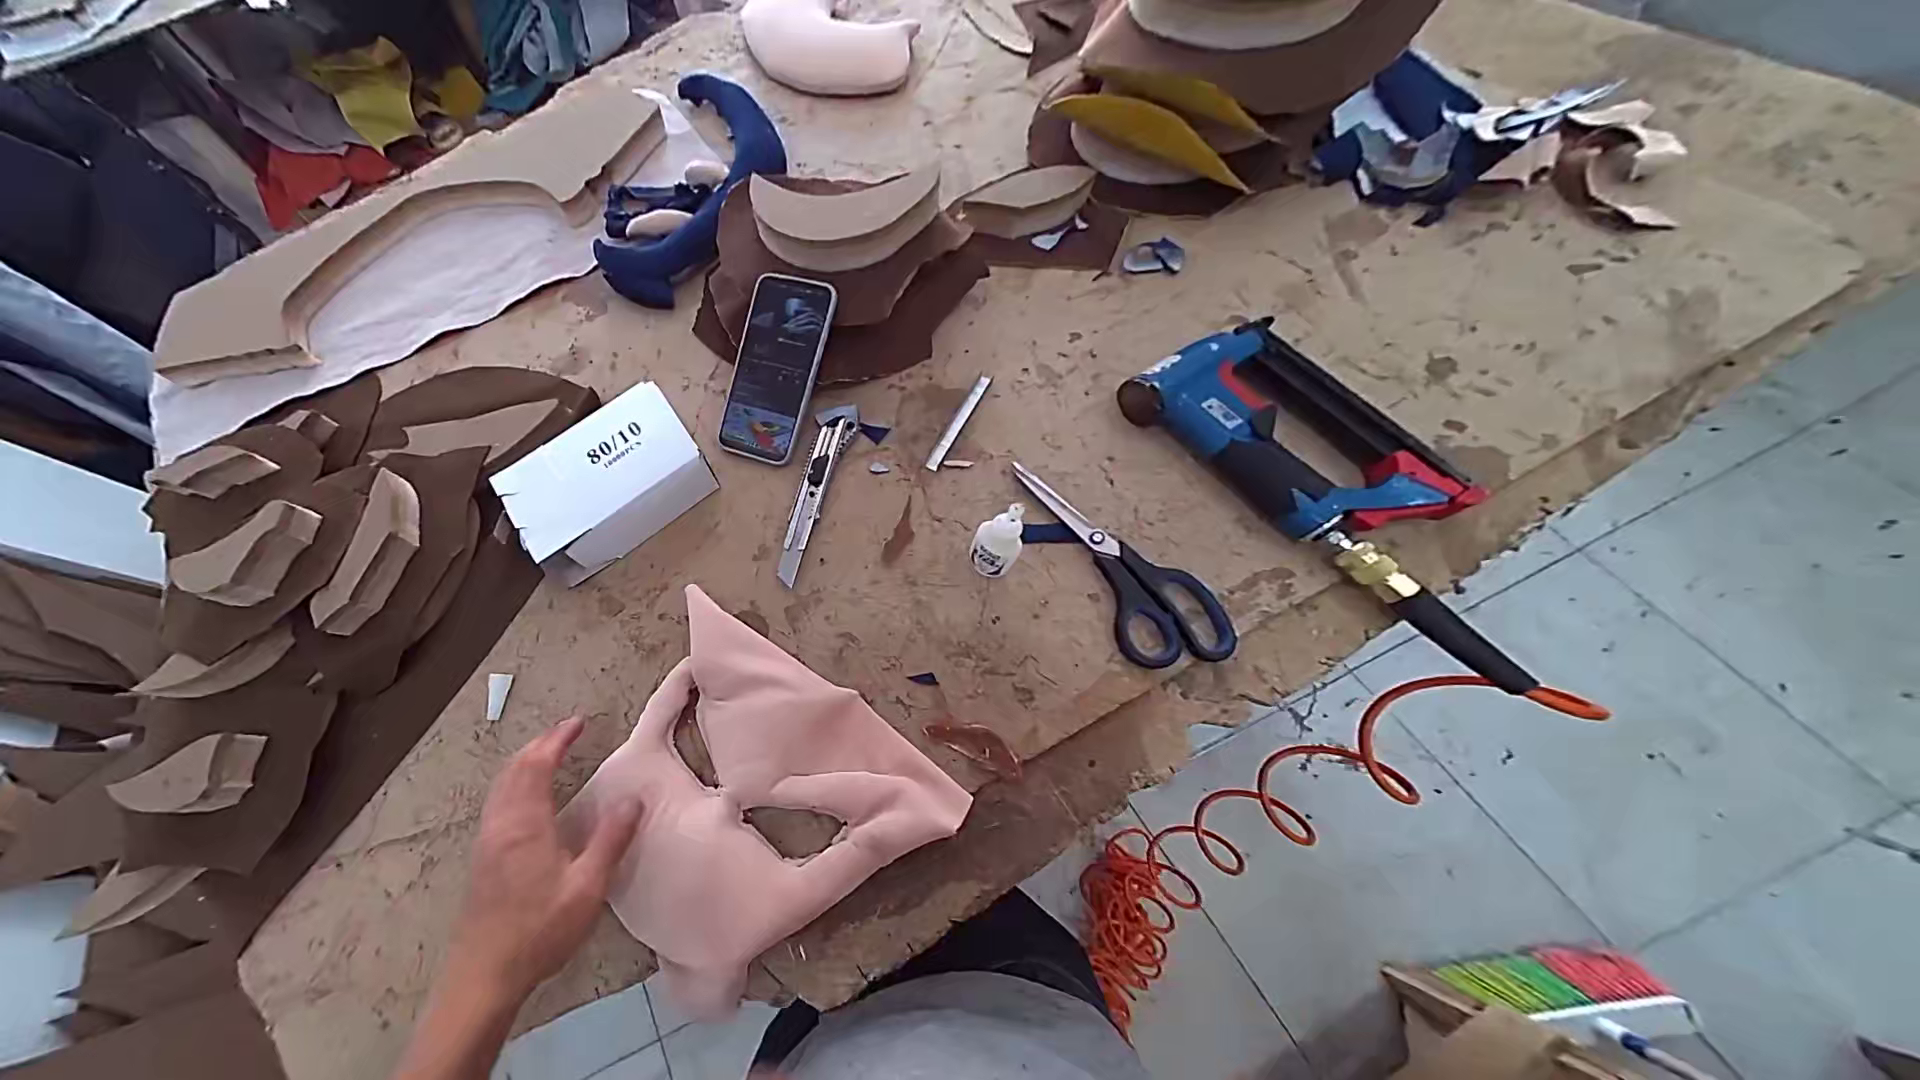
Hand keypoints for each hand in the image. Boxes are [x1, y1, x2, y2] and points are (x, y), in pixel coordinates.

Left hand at [448, 717, 641, 996]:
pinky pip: (498, 803)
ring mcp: (486, 844)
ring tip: (549, 753)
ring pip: (501, 787)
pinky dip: (516, 782)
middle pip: (513, 771)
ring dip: (525, 762)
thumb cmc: (538, 931)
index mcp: (524, 827)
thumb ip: (611, 840)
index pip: (536, 767)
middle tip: (566, 731)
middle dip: (539, 744)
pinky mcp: (483, 859)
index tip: (578, 723)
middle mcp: (500, 828)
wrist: (482, 980)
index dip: (556, 740)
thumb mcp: (587, 887)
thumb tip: (632, 799)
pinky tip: (529, 795)